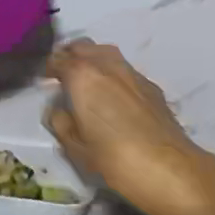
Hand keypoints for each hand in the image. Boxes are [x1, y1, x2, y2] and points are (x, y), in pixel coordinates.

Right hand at [44, 41, 214, 214]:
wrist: (169, 168)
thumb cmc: (114, 159)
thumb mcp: (75, 148)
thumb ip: (61, 123)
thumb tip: (58, 110)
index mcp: (82, 74)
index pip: (58, 59)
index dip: (48, 68)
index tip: (44, 80)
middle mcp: (105, 63)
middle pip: (82, 47)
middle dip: (70, 56)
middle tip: (63, 74)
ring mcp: (131, 71)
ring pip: (105, 52)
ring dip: (92, 60)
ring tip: (87, 81)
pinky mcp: (150, 84)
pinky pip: (124, 69)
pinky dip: (113, 74)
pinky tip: (114, 96)